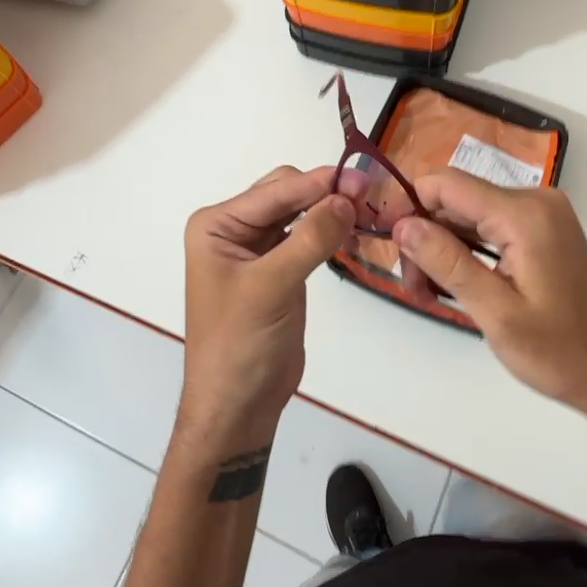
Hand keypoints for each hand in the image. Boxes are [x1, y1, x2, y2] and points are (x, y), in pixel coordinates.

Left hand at [180, 165, 363, 442]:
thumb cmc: (240, 344)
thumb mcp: (272, 287)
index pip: (274, 191)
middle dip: (325, 193)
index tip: (362, 179)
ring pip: (299, 213)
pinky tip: (354, 231)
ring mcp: (256, 250)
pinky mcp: (278, 269)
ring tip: (368, 210)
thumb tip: (348, 198)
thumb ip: (309, 239)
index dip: (317, 183)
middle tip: (369, 197)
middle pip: (287, 194)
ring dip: (329, 210)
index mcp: (216, 225)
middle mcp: (233, 230)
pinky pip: (306, 237)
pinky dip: (329, 232)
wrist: (237, 407)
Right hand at [391, 170, 586, 425]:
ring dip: (442, 248)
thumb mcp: (496, 313)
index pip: (447, 184)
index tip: (386, 242)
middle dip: (425, 236)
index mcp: (525, 214)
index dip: (408, 204)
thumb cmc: (560, 352)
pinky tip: (454, 285)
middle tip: (414, 287)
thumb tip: (402, 225)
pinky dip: (467, 251)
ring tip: (430, 294)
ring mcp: (541, 214)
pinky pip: (490, 227)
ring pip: (469, 214)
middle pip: (456, 199)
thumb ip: (448, 263)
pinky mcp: (542, 231)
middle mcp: (535, 200)